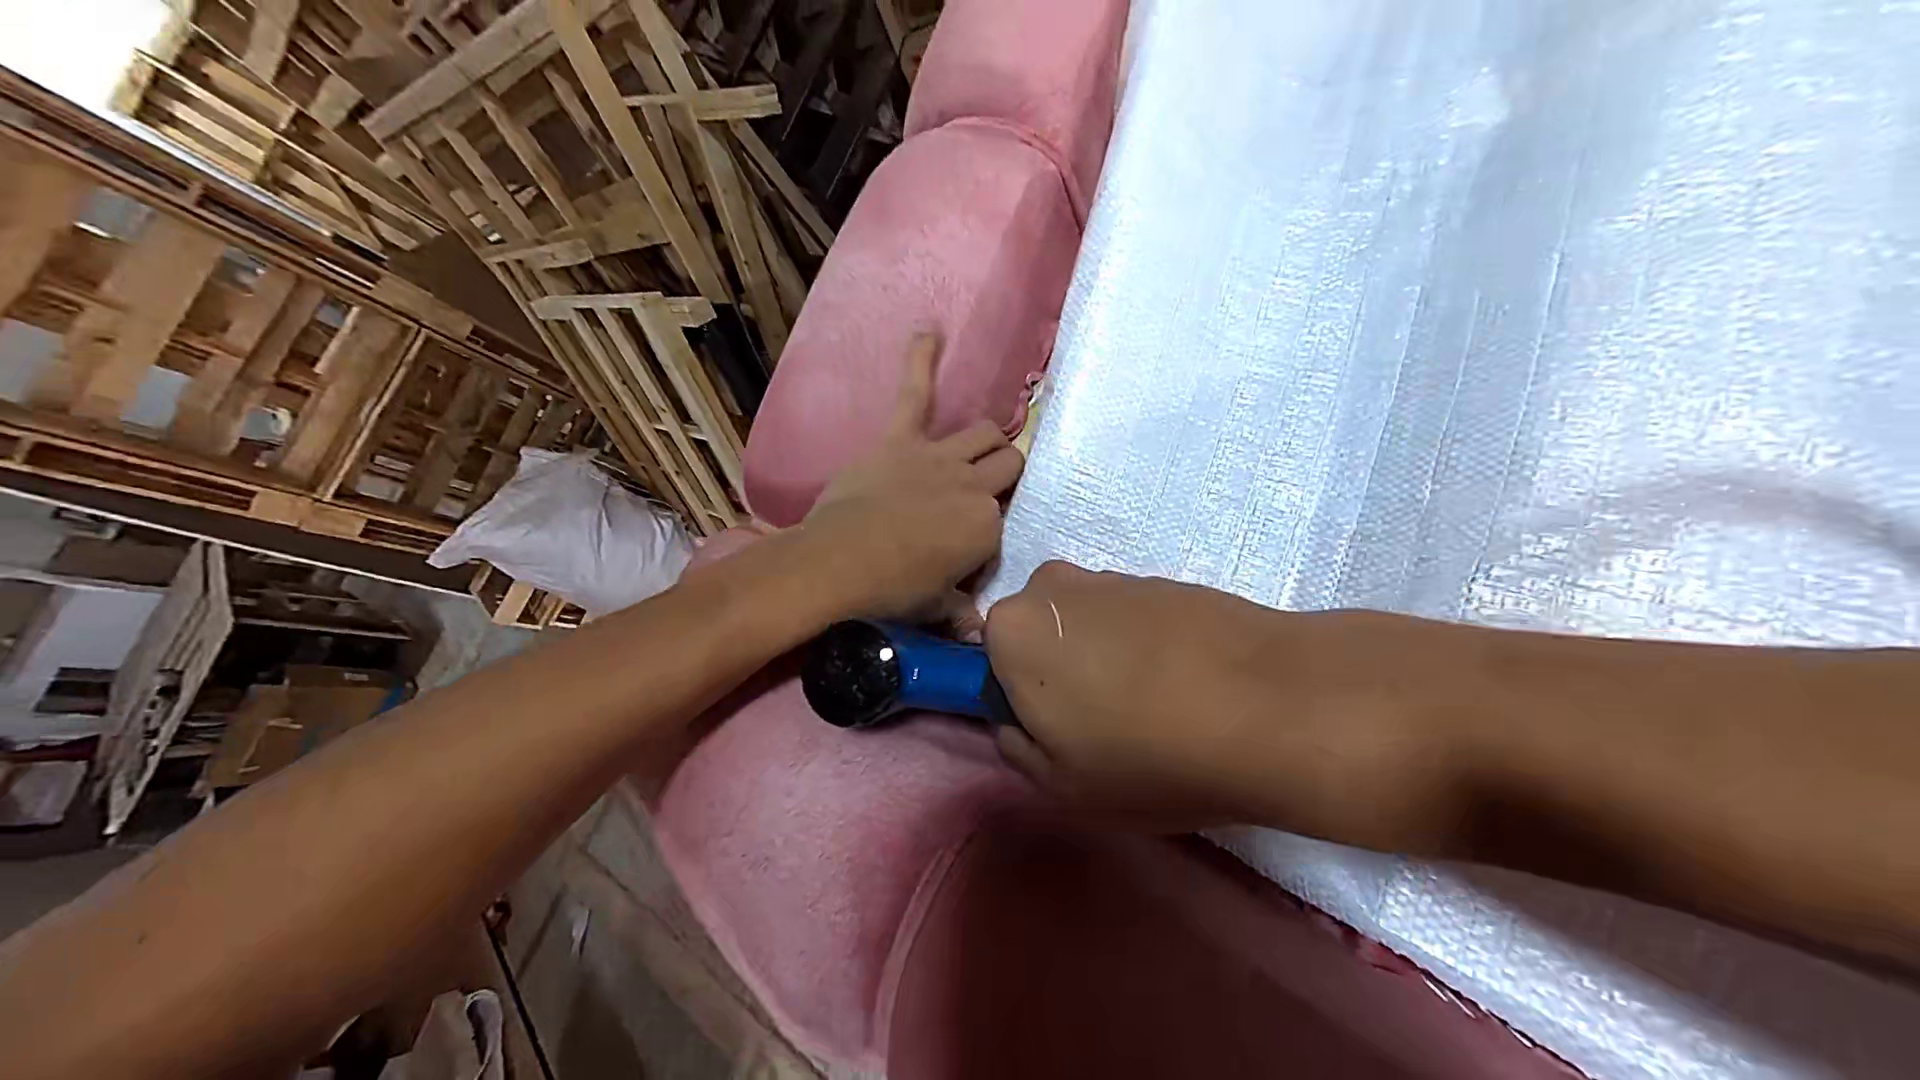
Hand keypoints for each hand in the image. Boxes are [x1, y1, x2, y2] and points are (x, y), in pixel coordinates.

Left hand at [799, 334, 1024, 623]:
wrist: (838, 563)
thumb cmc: (892, 591)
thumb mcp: (935, 608)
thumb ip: (962, 614)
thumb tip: (980, 633)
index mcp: (987, 526)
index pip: (1003, 516)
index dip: (988, 528)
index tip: (969, 545)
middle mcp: (973, 484)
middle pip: (1007, 464)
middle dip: (1004, 472)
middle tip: (988, 486)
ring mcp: (938, 457)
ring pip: (983, 432)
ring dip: (988, 438)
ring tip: (982, 445)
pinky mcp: (900, 441)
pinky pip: (915, 393)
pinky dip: (920, 361)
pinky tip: (928, 331)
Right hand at [985, 562, 1480, 845]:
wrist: (1274, 704)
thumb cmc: (1148, 753)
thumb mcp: (1060, 784)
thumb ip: (1016, 747)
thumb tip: (1017, 720)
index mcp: (1012, 629)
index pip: (986, 659)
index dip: (1015, 697)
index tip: (1052, 729)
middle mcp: (1053, 585)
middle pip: (1037, 634)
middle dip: (1056, 671)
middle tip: (1101, 724)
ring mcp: (1114, 577)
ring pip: (1086, 624)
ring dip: (1103, 657)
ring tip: (1155, 706)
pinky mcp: (1167, 579)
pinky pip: (1133, 618)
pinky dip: (1146, 647)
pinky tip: (1185, 684)